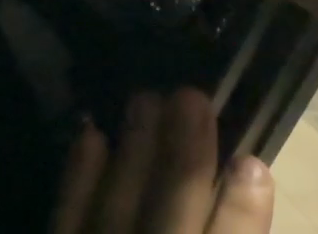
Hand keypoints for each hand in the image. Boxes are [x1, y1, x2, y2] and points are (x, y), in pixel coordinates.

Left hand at [50, 89, 272, 233]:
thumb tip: (245, 185)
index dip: (239, 215)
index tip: (253, 162)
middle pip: (169, 226)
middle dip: (183, 162)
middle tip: (192, 97)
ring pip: (114, 212)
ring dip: (132, 153)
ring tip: (146, 99)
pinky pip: (64, 219)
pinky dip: (77, 177)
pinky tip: (91, 133)